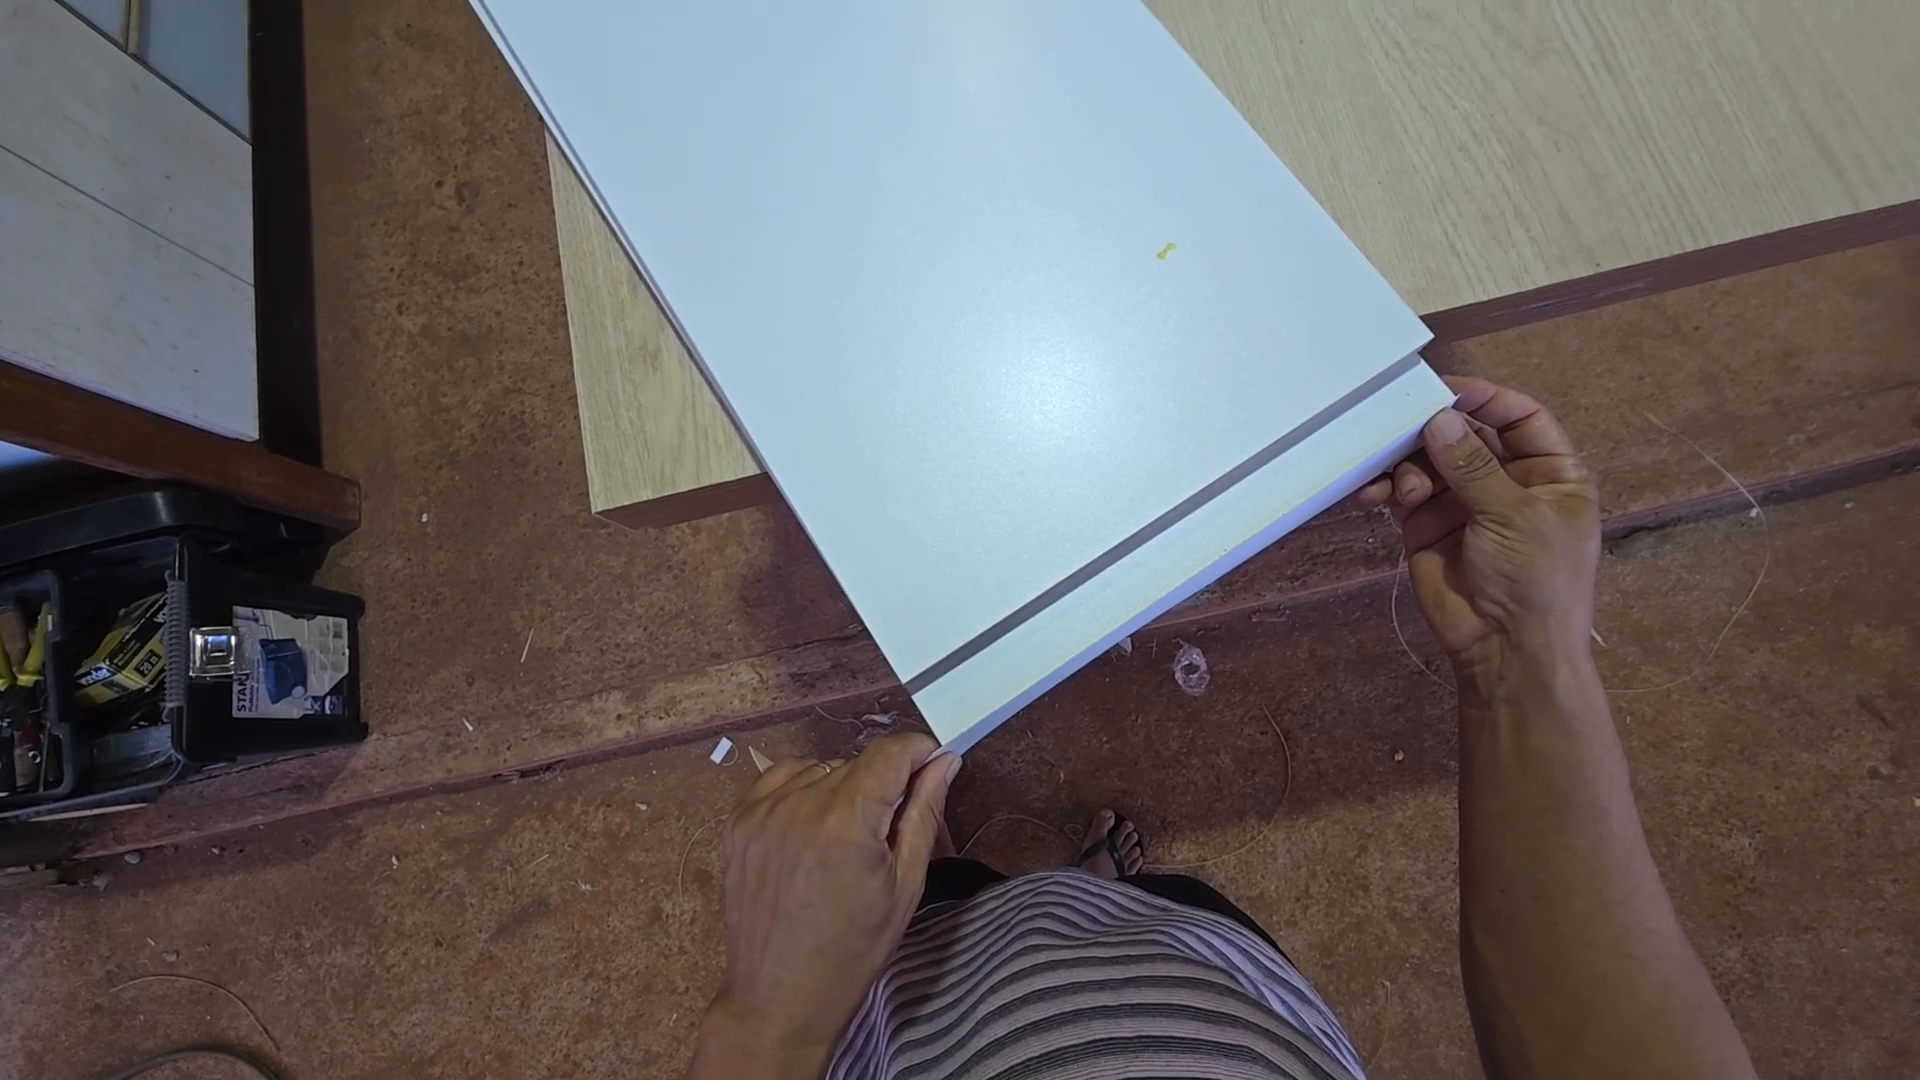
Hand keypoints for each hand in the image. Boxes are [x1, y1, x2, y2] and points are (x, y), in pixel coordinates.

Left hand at [690, 733, 960, 1079]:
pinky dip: (805, 788)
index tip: (932, 766)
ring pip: (823, 768)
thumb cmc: (853, 949)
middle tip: (886, 828)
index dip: (919, 750)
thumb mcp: (905, 885)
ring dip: (844, 786)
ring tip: (844, 835)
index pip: (891, 751)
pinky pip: (784, 777)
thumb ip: (926, 812)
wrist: (777, 998)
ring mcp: (764, 810)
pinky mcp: (740, 820)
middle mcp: (801, 803)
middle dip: (883, 782)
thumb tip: (947, 760)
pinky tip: (811, 824)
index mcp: (847, 820)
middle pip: (858, 762)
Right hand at [1359, 376, 1599, 674]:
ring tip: (1400, 491)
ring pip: (1426, 462)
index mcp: (1549, 472)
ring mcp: (1461, 503)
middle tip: (1397, 429)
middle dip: (1431, 433)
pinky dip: (1385, 489)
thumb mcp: (1512, 516)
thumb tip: (1437, 420)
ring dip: (1406, 467)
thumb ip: (1472, 467)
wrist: (1503, 646)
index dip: (1484, 400)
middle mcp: (1504, 481)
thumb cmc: (1533, 578)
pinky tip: (1372, 497)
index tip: (1441, 390)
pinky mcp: (1423, 524)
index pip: (1519, 418)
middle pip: (1463, 436)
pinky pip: (1400, 492)